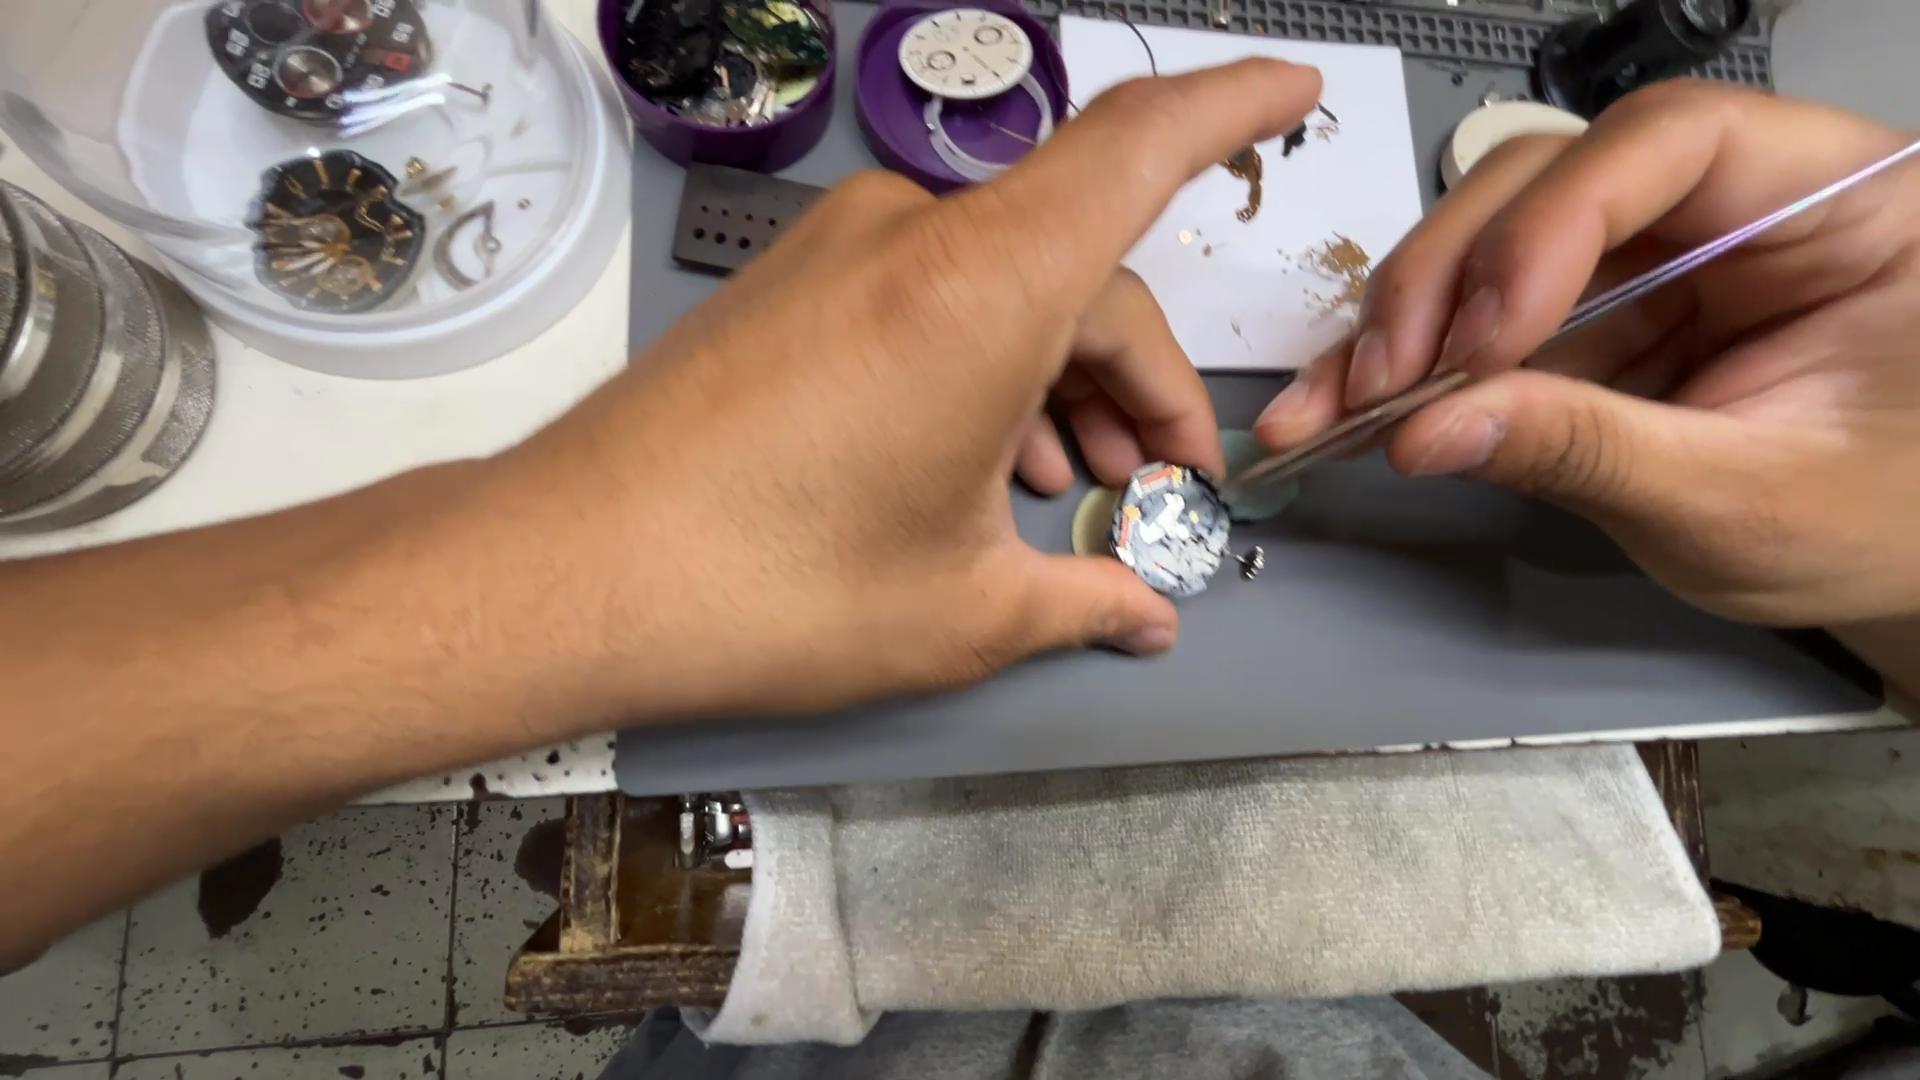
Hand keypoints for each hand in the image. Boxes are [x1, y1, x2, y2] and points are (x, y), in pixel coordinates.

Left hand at [495, 61, 1323, 717]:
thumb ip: (1081, 601)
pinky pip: (931, 304)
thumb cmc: (777, 592)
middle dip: (1137, 380)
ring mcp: (845, 254)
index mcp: (985, 289)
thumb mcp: (963, 612)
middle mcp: (915, 238)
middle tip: (1158, 483)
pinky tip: (982, 463)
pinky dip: (983, 372)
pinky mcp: (797, 289)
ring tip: (1072, 487)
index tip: (1293, 95)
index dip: (1232, 108)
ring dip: (1059, 382)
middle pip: (1081, 274)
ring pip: (1005, 292)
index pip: (1140, 147)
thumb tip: (1144, 618)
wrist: (575, 574)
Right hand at [1253, 81, 1919, 627]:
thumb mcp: (1743, 501)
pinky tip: (1325, 417)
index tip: (1478, 350)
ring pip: (1461, 255)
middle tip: (1380, 388)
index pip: (1664, 145)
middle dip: (1431, 287)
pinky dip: (1377, 377)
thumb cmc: (1877, 524)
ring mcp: (1614, 272)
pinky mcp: (1551, 330)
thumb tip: (1423, 433)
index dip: (1544, 229)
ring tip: (1320, 415)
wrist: (1876, 562)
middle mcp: (1706, 215)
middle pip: (1526, 188)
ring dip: (1378, 338)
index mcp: (1832, 208)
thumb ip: (1588, 451)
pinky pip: (1445, 332)